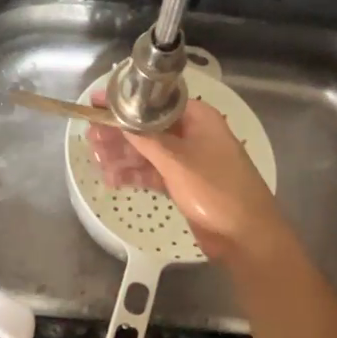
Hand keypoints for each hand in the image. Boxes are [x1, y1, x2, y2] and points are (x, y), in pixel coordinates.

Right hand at [87, 100, 286, 261]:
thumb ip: (147, 140)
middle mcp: (193, 134)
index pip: (156, 102)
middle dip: (121, 132)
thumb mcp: (178, 161)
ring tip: (95, 159)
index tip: (98, 103)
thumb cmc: (216, 190)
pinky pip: (154, 172)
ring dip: (124, 155)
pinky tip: (112, 179)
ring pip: (149, 151)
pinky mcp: (184, 183)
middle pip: (150, 127)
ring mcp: (189, 160)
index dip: (126, 101)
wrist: (246, 236)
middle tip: (90, 137)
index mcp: (199, 118)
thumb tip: (120, 119)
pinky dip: (135, 174)